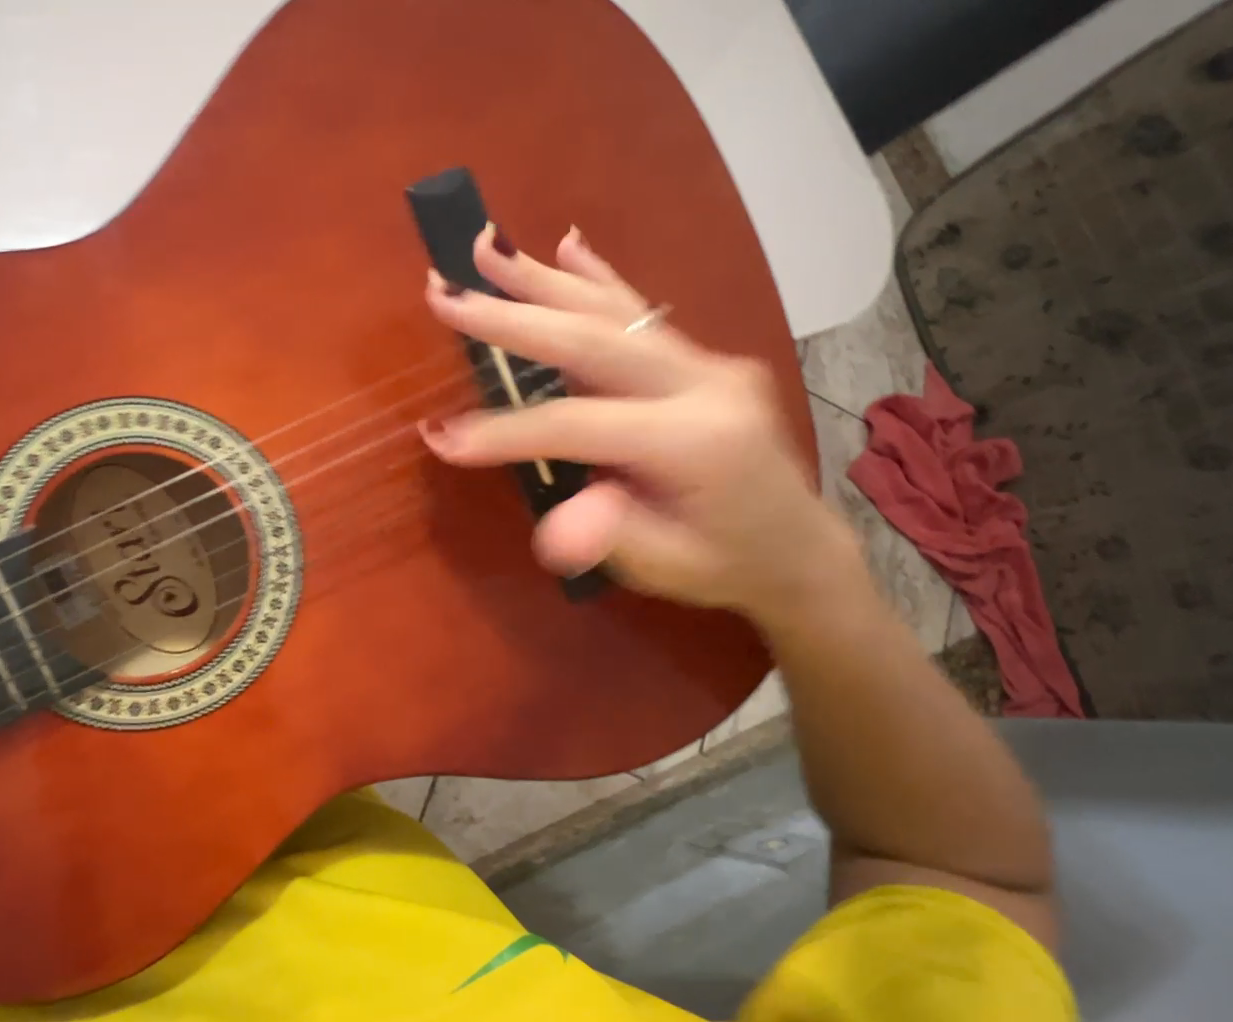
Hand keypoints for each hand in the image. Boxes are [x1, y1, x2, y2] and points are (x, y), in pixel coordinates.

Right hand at [420, 225, 860, 622]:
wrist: (795, 547)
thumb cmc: (720, 563)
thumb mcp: (661, 566)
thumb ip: (609, 537)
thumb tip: (552, 526)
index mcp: (693, 440)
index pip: (576, 423)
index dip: (503, 430)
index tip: (437, 435)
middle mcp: (703, 384)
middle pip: (590, 339)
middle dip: (509, 317)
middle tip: (442, 294)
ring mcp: (706, 362)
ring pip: (611, 310)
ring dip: (541, 279)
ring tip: (484, 247)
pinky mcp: (699, 358)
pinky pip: (637, 311)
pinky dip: (596, 275)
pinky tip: (567, 244)